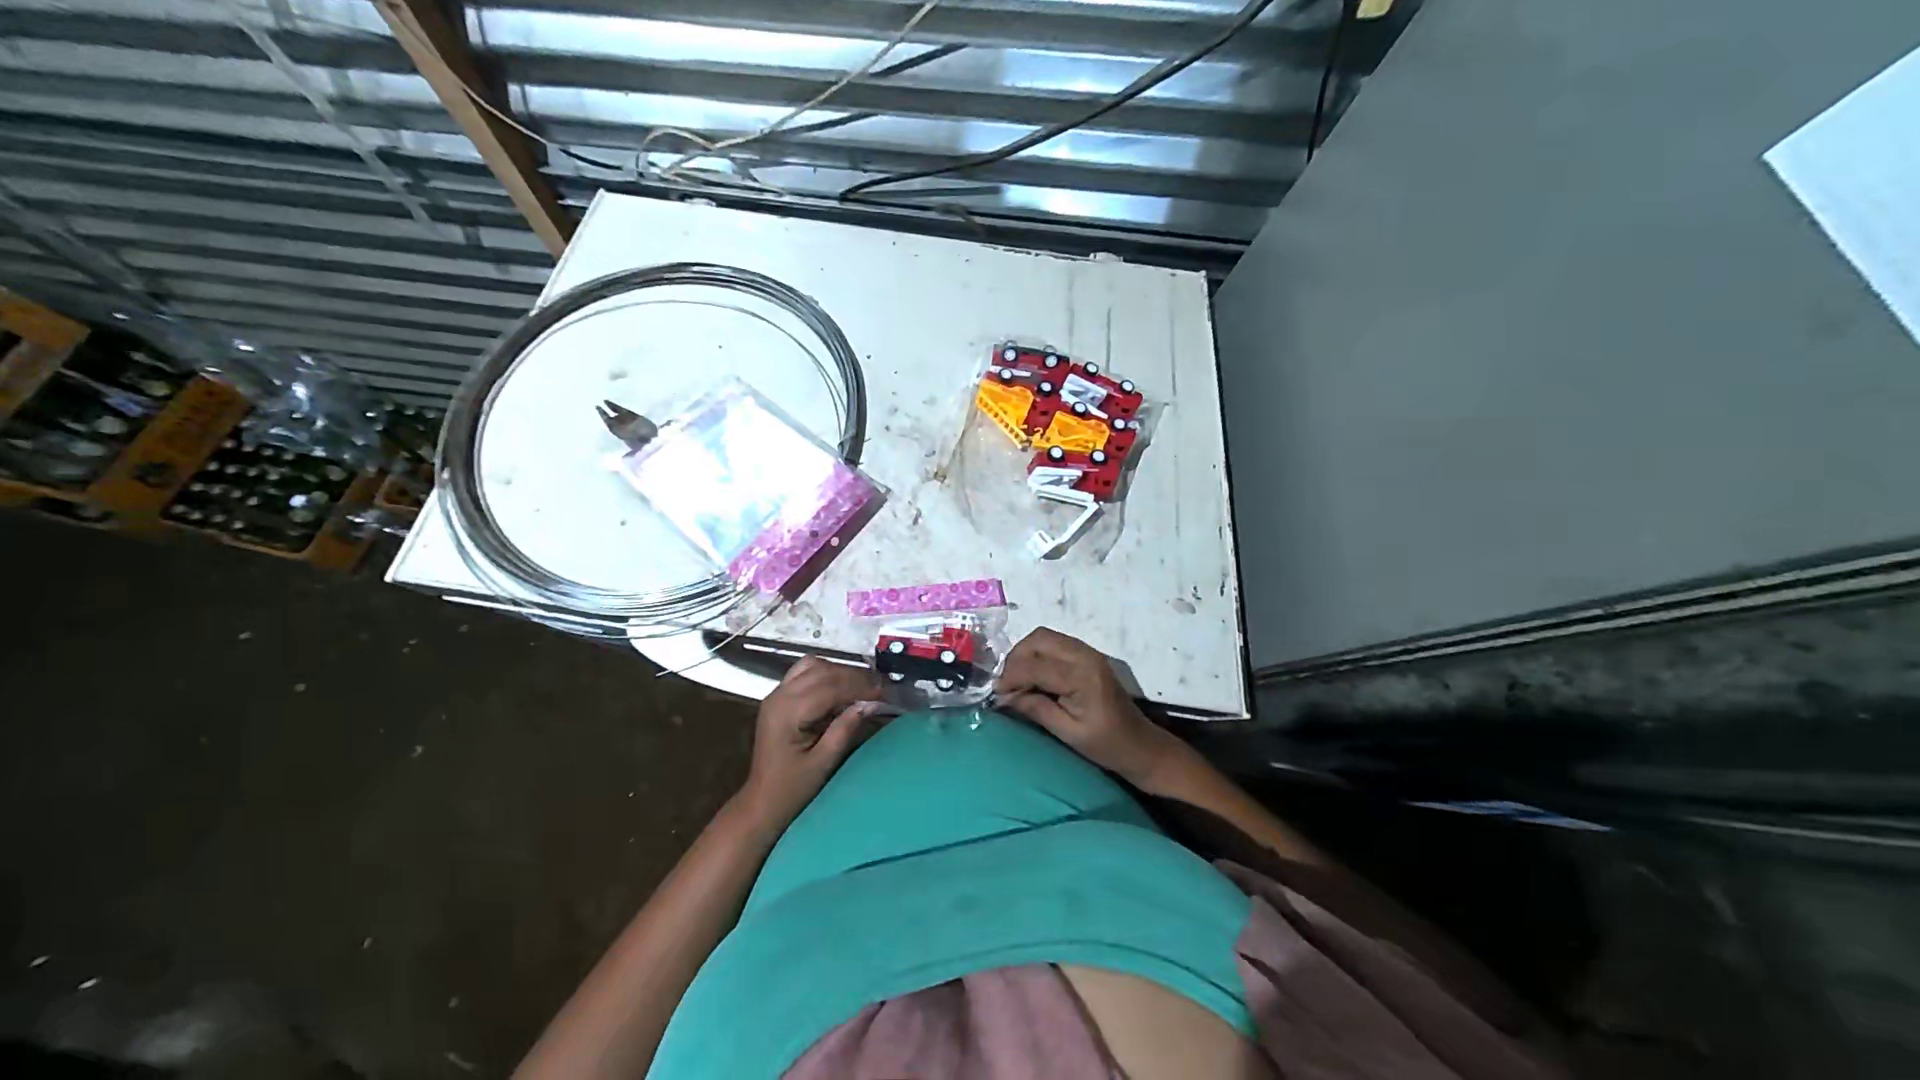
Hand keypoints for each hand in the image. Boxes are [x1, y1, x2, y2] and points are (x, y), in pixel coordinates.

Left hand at [738, 657, 885, 828]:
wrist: (763, 800)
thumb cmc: (793, 788)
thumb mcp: (823, 762)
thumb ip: (844, 729)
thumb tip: (869, 704)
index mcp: (787, 713)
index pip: (828, 686)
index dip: (858, 686)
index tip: (883, 692)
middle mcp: (779, 696)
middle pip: (821, 671)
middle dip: (853, 676)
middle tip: (880, 687)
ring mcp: (777, 694)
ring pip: (813, 666)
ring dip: (840, 671)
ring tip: (863, 686)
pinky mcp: (780, 697)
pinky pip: (805, 672)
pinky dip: (827, 673)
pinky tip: (842, 687)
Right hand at [994, 627, 1185, 788]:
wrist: (1141, 745)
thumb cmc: (1106, 745)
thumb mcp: (1067, 732)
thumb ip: (1035, 709)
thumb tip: (1003, 697)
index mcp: (1081, 676)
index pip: (1034, 665)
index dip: (1010, 677)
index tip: (996, 694)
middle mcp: (1085, 655)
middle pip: (1038, 640)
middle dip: (1016, 659)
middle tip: (1007, 685)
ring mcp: (1088, 652)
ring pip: (1044, 637)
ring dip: (1026, 655)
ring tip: (1017, 681)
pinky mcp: (1088, 656)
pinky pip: (1055, 643)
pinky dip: (1038, 654)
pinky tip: (1033, 676)